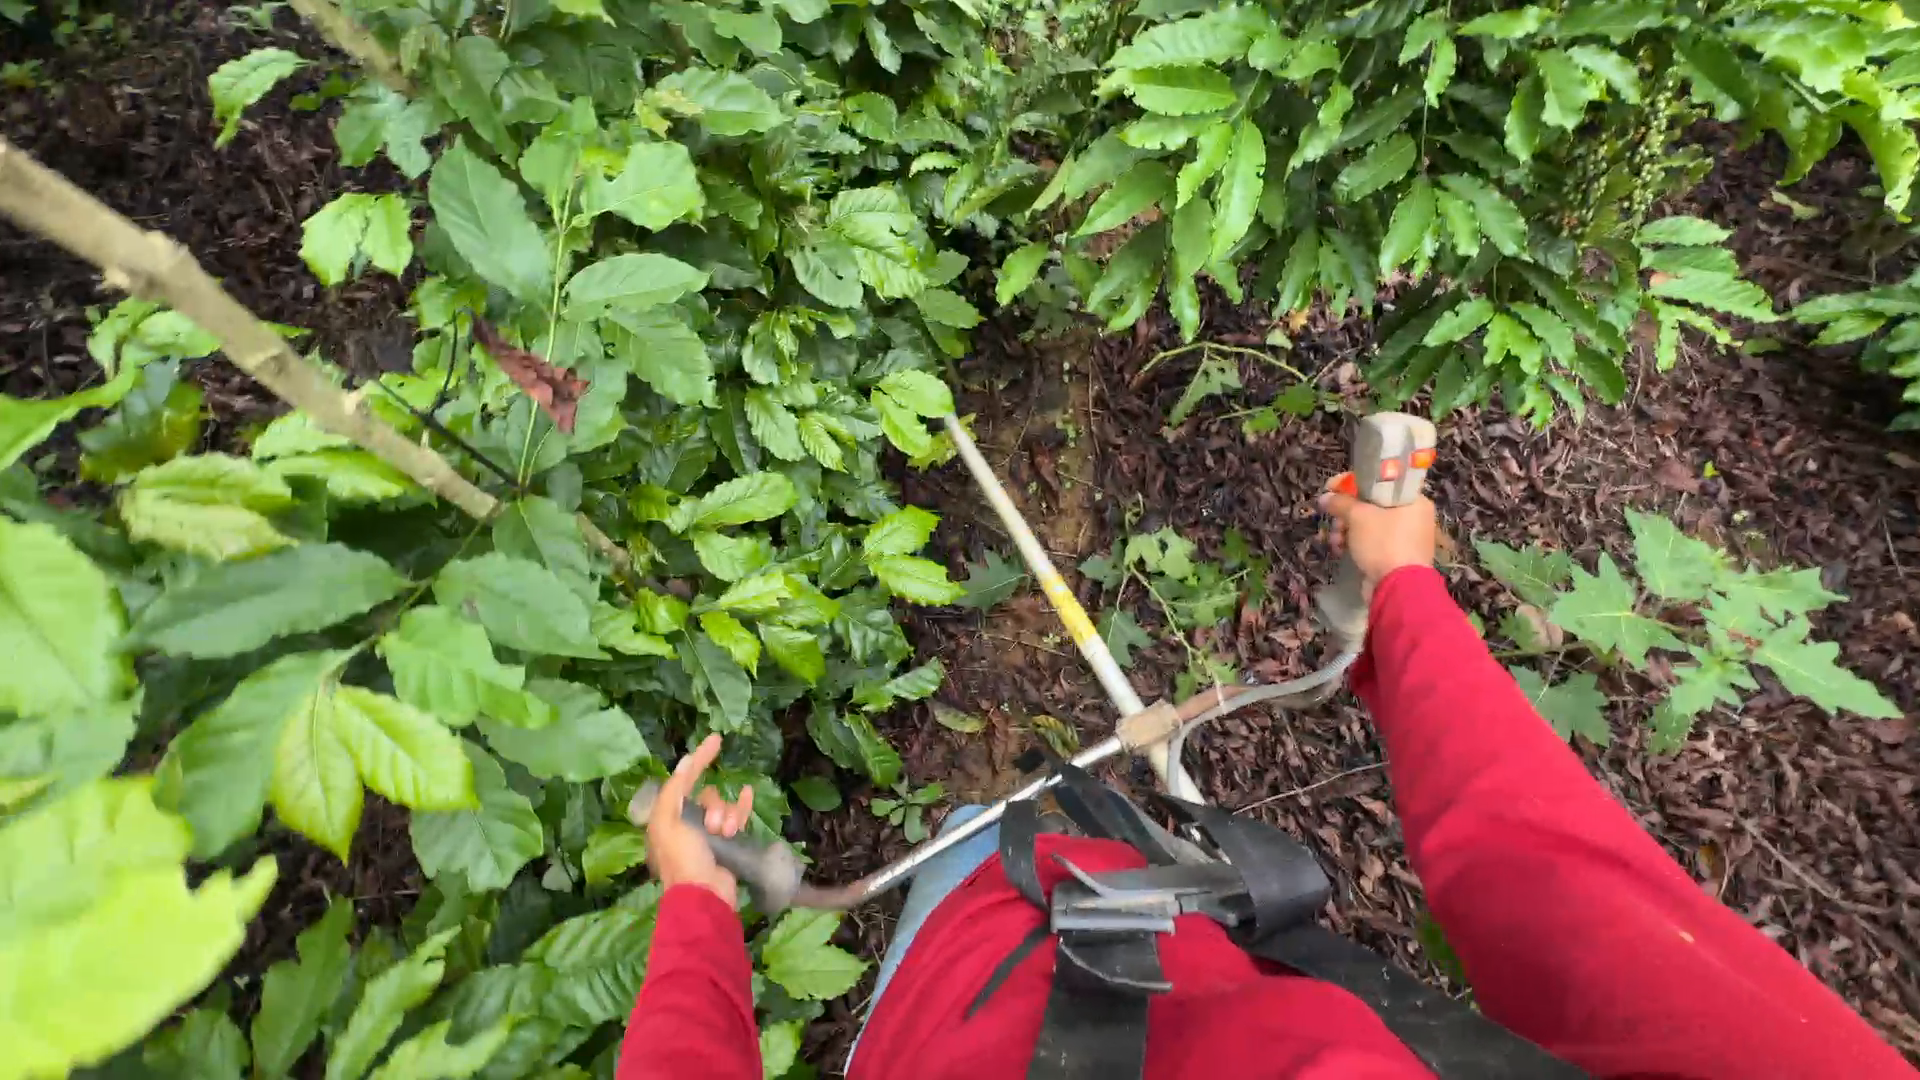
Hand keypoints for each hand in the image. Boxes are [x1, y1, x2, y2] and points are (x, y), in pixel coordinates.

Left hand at [646, 734, 754, 906]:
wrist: (705, 896)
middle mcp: (686, 824)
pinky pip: (737, 815)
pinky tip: (747, 794)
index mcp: (667, 819)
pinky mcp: (727, 842)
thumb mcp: (667, 824)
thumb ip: (673, 791)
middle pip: (706, 796)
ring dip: (728, 814)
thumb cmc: (683, 860)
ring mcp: (707, 834)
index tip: (716, 740)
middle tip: (713, 826)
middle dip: (714, 806)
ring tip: (727, 832)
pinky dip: (742, 806)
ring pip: (723, 807)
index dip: (698, 759)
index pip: (682, 780)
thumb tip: (686, 762)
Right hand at [1318, 474, 1436, 595]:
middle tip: (1332, 518)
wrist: (1398, 587)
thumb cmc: (1384, 543)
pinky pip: (1370, 541)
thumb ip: (1340, 503)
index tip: (1331, 487)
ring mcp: (1404, 537)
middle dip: (1345, 512)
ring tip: (1335, 539)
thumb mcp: (1359, 517)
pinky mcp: (1394, 555)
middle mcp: (1412, 516)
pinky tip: (1340, 549)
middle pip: (1370, 505)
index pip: (1380, 482)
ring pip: (1367, 524)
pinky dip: (1354, 542)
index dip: (1353, 483)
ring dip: (1345, 529)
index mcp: (1413, 500)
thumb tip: (1324, 497)